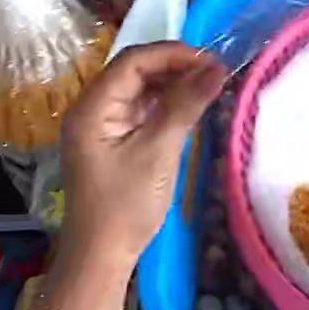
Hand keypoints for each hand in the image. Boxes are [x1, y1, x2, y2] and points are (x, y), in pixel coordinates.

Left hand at [59, 43, 225, 273]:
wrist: (101, 255)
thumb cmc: (126, 205)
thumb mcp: (159, 152)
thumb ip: (185, 105)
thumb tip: (217, 68)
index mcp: (92, 106)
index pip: (132, 61)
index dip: (172, 54)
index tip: (210, 60)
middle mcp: (90, 108)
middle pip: (132, 71)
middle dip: (173, 66)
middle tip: (214, 72)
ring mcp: (99, 124)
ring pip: (136, 89)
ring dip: (170, 83)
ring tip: (207, 85)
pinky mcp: (110, 139)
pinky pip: (137, 109)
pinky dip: (163, 103)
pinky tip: (188, 104)